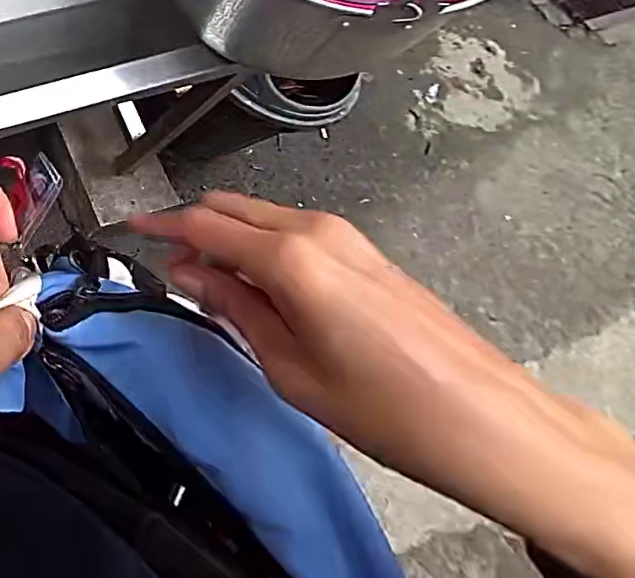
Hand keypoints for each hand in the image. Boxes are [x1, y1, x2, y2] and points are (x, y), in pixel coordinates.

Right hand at [132, 192, 634, 577]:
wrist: (502, 428)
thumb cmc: (389, 409)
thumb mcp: (290, 367)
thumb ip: (231, 306)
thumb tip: (189, 273)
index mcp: (289, 257)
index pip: (202, 223)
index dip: (160, 224)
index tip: (132, 227)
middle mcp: (314, 230)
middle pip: (226, 207)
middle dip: (191, 228)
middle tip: (175, 268)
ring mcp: (344, 235)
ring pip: (256, 214)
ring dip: (225, 235)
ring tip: (214, 283)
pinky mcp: (363, 249)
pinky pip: (288, 228)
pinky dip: (258, 243)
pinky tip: (260, 284)